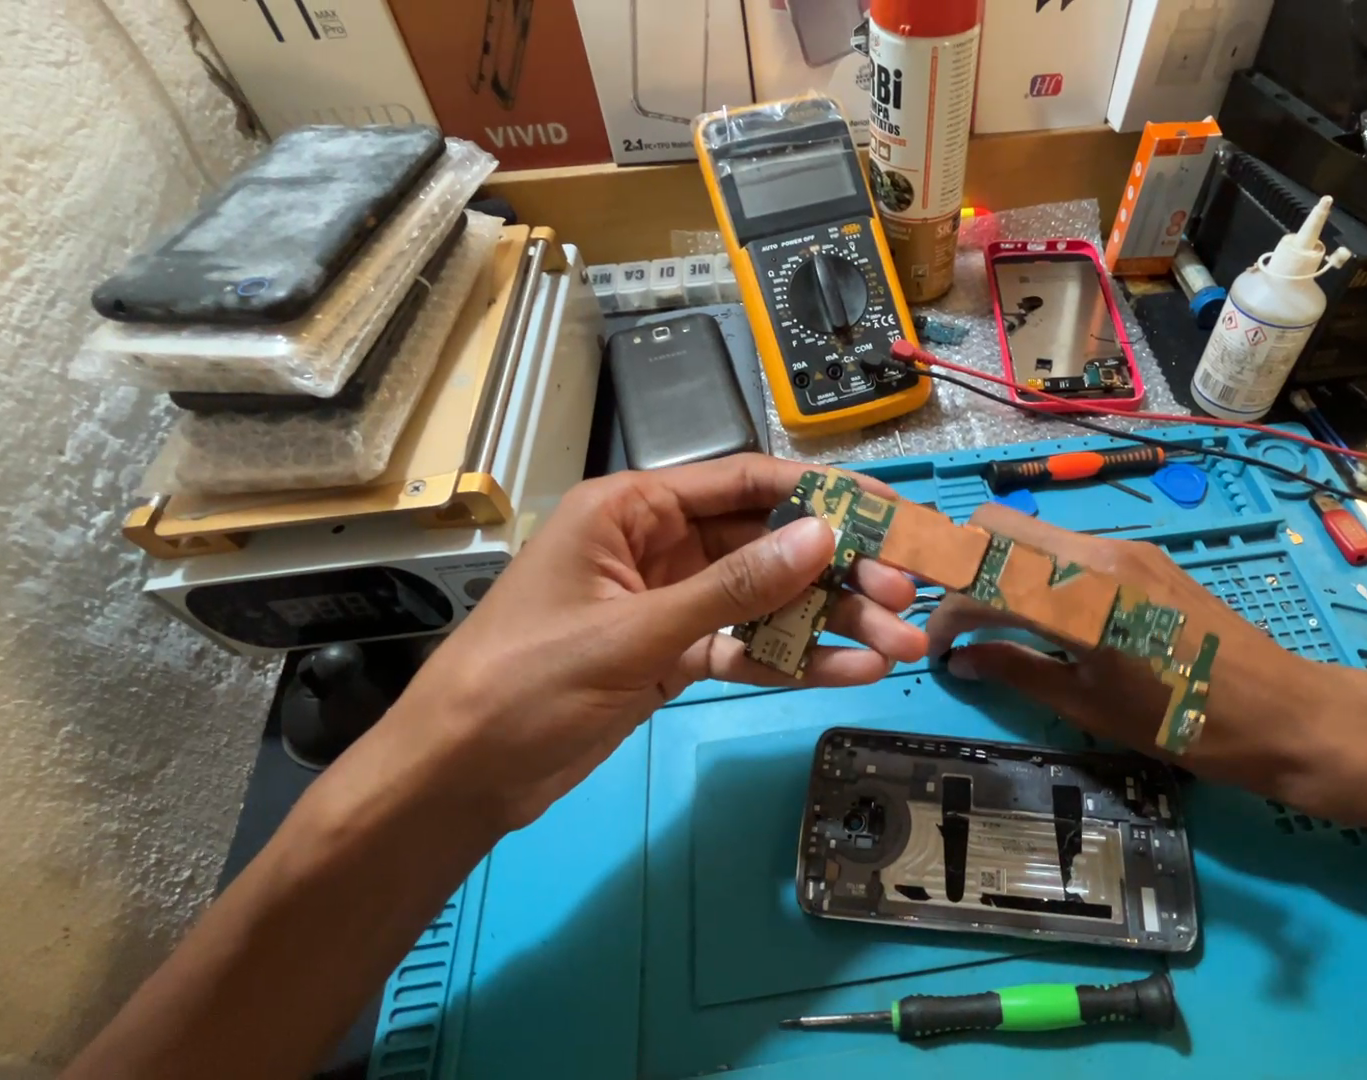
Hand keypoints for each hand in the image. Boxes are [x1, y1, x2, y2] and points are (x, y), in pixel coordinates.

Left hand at [381, 455, 927, 830]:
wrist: (460, 777)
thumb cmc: (526, 682)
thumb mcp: (634, 631)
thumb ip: (732, 586)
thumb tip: (823, 538)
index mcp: (634, 509)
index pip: (745, 483)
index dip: (822, 493)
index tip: (888, 510)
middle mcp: (661, 544)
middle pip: (768, 546)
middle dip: (840, 572)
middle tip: (906, 598)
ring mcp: (673, 602)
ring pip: (767, 601)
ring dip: (830, 622)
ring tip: (899, 647)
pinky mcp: (678, 654)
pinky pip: (747, 648)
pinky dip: (793, 660)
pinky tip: (849, 672)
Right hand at [926, 504, 1355, 805]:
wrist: (1283, 711)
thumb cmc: (1182, 724)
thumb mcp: (1088, 705)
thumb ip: (1016, 671)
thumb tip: (961, 660)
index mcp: (1079, 596)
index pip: (982, 579)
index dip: (946, 611)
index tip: (938, 646)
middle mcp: (1096, 553)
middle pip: (997, 526)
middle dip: (963, 566)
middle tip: (959, 617)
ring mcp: (1124, 547)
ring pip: (1033, 531)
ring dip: (1001, 564)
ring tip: (997, 617)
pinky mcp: (1144, 553)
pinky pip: (1069, 544)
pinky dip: (1039, 567)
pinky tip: (1048, 611)